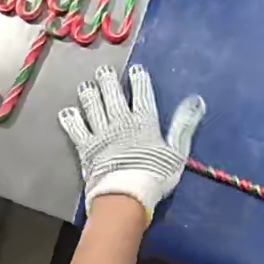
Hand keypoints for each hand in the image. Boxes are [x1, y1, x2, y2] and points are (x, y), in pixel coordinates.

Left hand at [58, 64, 204, 217]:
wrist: (125, 194)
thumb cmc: (155, 176)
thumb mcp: (177, 152)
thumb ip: (183, 126)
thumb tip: (197, 101)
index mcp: (144, 122)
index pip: (142, 95)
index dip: (139, 81)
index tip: (135, 70)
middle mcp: (121, 123)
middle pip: (113, 96)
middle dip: (108, 81)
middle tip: (103, 70)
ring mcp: (101, 134)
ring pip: (93, 108)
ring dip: (89, 95)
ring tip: (85, 85)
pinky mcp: (86, 147)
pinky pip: (76, 129)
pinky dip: (71, 120)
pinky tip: (66, 112)